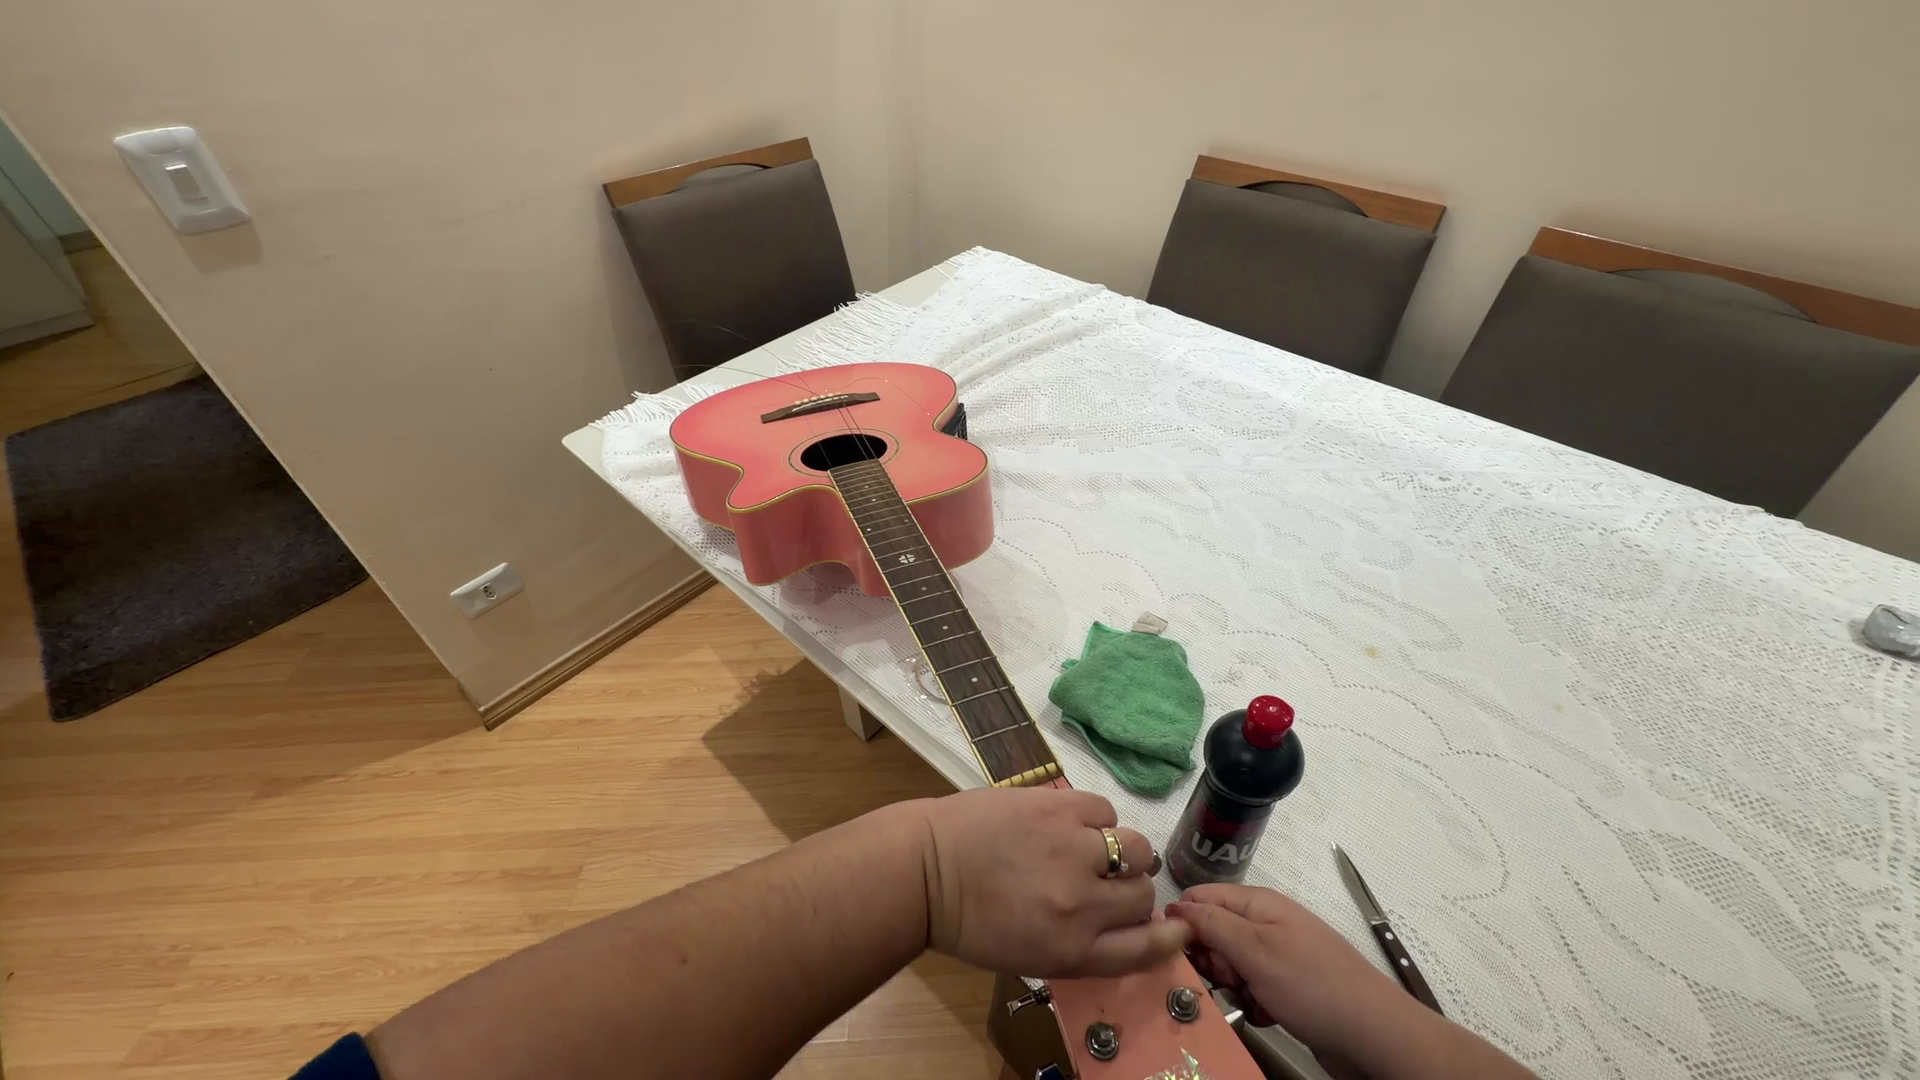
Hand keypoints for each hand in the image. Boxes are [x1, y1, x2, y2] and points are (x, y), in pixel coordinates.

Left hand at [908, 787, 1187, 976]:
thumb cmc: (968, 920)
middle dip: (1130, 889)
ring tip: (1091, 845)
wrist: (925, 869)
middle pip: (1142, 894)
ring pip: (1134, 848)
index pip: (1146, 946)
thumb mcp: (1029, 952)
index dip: (1167, 936)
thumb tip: (1114, 917)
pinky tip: (1071, 821)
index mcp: (1073, 950)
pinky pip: (1104, 810)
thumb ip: (1078, 941)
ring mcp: (1073, 850)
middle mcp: (1083, 903)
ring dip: (1120, 850)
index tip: (1176, 925)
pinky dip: (1095, 817)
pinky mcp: (1059, 807)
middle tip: (1104, 878)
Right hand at [1168, 884, 1418, 1065]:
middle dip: (1213, 960)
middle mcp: (1266, 923)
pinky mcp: (1289, 987)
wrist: (1376, 1036)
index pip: (1200, 897)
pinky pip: (1253, 989)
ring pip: (1231, 965)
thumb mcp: (1254, 950)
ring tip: (1252, 1000)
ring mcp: (1279, 956)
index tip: (1189, 953)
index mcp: (1257, 902)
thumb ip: (1210, 924)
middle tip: (1230, 979)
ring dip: (1233, 986)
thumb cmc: (1312, 985)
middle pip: (1213, 932)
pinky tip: (1266, 1014)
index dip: (1186, 923)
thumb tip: (1172, 906)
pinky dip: (1253, 1003)